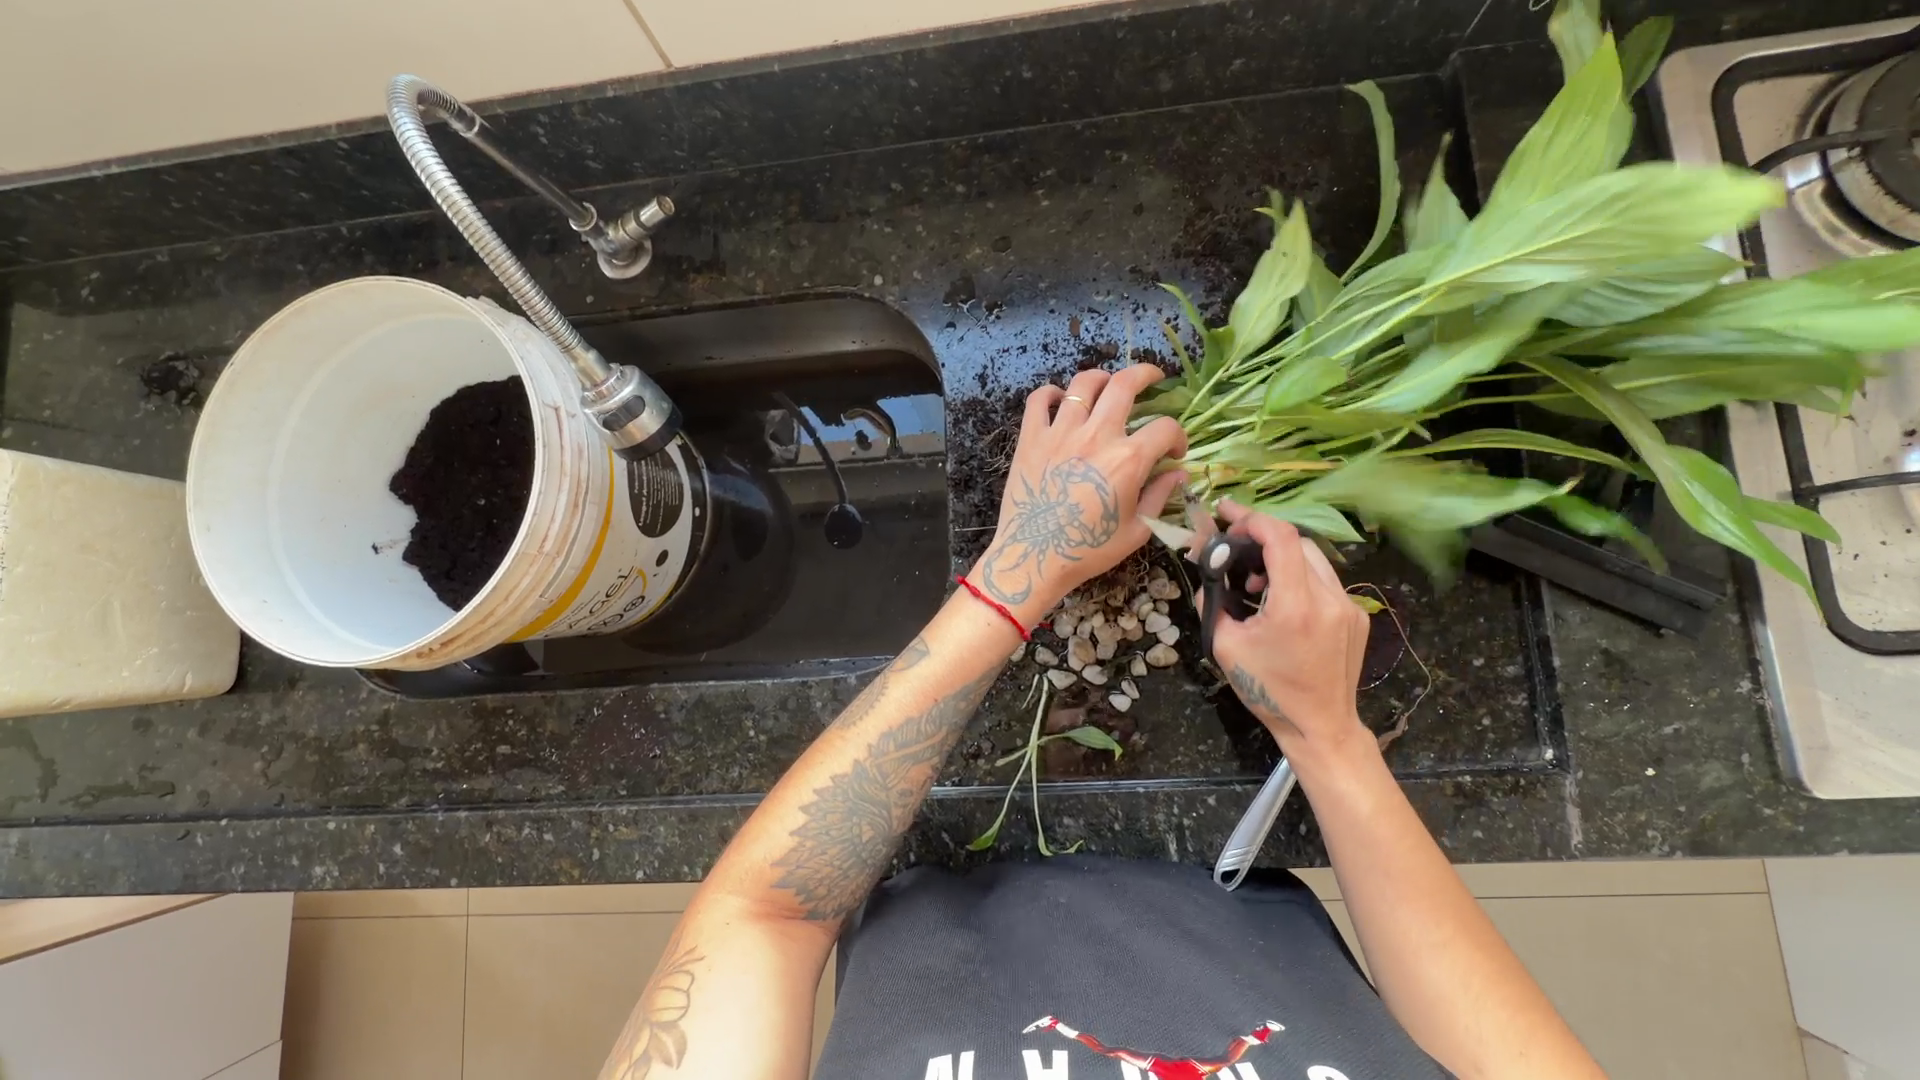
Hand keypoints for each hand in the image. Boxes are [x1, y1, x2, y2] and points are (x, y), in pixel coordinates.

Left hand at [972, 365, 1187, 626]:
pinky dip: (1052, 393)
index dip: (1178, 437)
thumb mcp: (1137, 531)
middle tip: (1153, 378)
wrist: (1033, 558)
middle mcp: (1096, 436)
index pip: (1165, 428)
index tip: (1174, 452)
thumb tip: (1177, 474)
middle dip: (1146, 374)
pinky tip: (1061, 400)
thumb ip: (1160, 496)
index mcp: (1128, 459)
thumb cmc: (1088, 550)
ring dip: (1102, 378)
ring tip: (1108, 384)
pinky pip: (1040, 399)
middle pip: (1125, 384)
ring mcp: (1060, 433)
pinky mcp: (1031, 438)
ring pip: (1083, 383)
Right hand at [1209, 499, 1370, 758]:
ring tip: (1254, 582)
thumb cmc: (1267, 690)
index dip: (1251, 519)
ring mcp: (1348, 606)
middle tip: (1234, 545)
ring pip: (1313, 558)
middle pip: (1297, 541)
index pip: (1280, 538)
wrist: (1319, 724)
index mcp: (1295, 606)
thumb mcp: (1225, 647)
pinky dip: (1298, 577)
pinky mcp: (1356, 615)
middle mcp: (1328, 599)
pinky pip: (1324, 580)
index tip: (1227, 516)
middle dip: (1262, 536)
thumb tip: (1206, 569)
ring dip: (1281, 557)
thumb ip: (1212, 602)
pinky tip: (1280, 601)